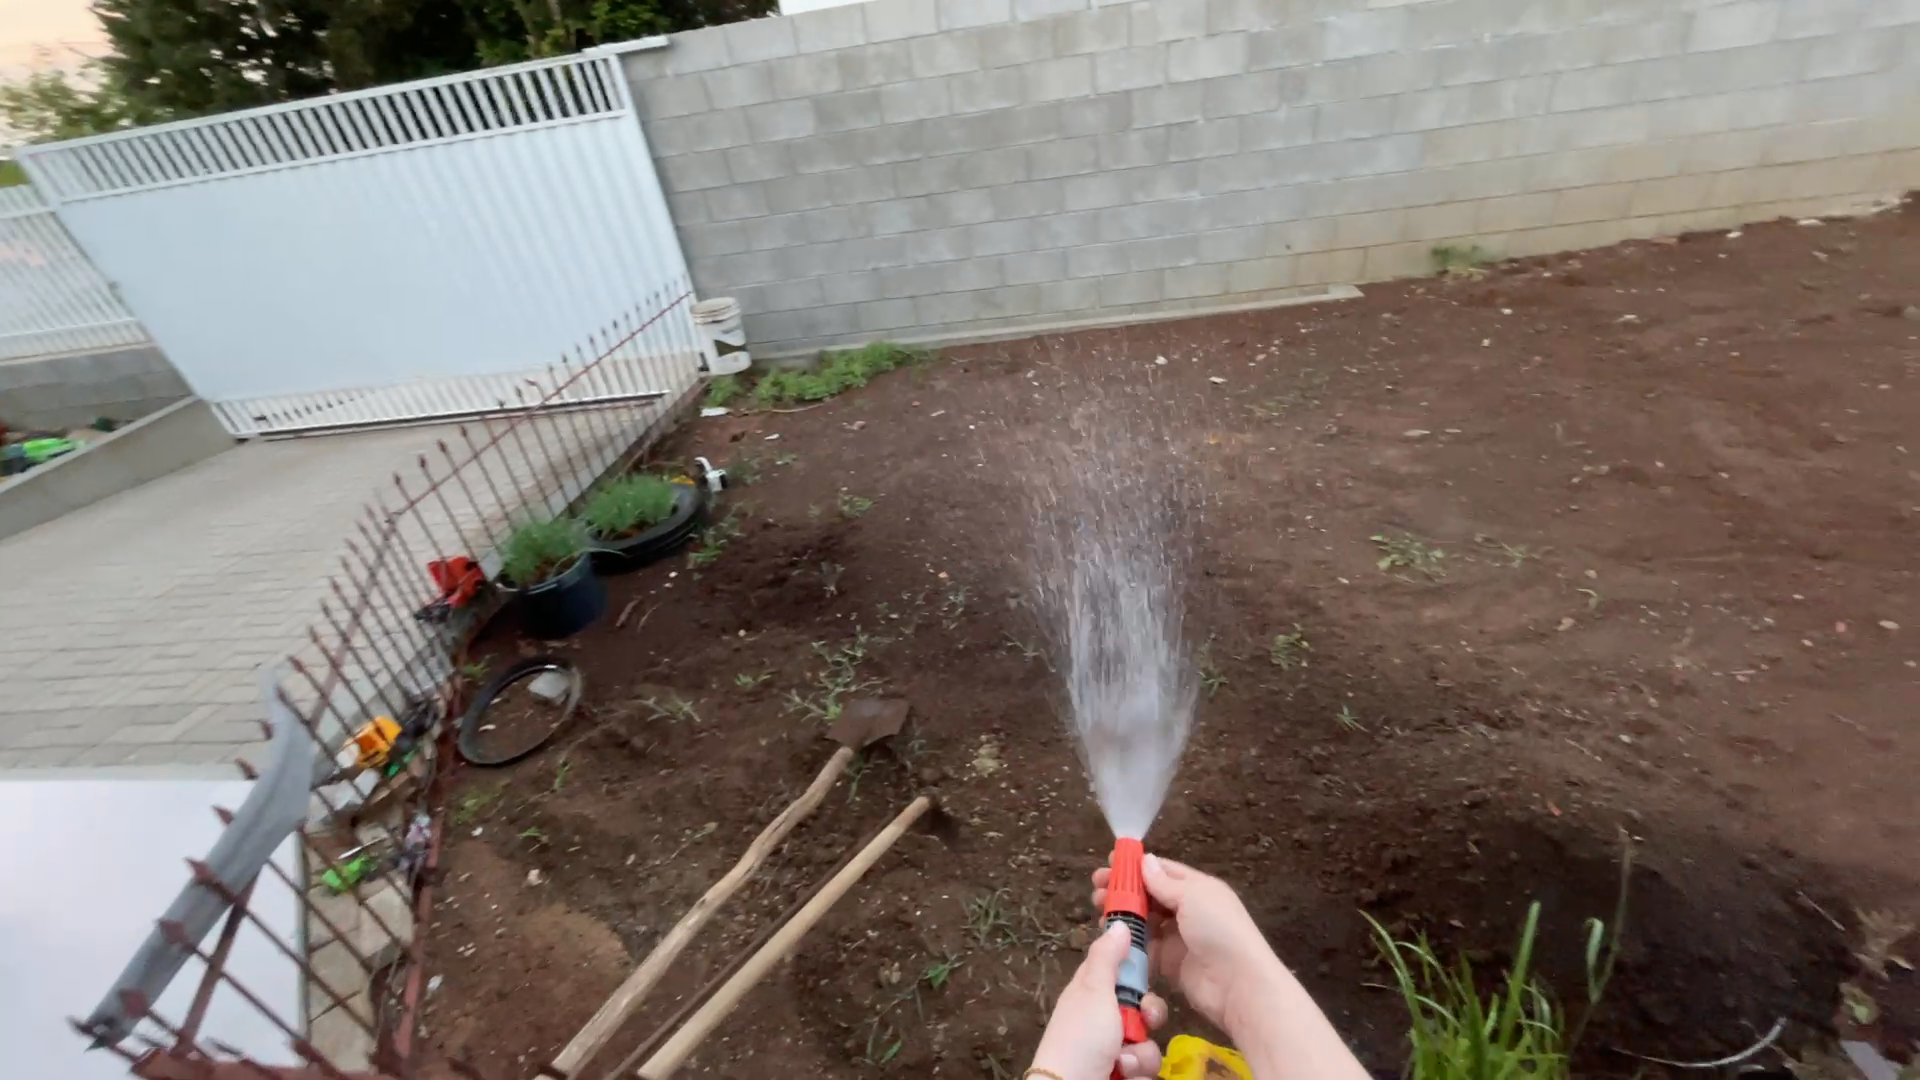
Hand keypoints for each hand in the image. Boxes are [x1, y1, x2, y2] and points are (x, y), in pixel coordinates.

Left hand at [1030, 922, 1168, 1079]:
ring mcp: (1115, 1050)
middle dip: (1150, 1014)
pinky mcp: (1125, 1074)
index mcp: (1092, 991)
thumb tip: (1120, 923)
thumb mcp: (1093, 989)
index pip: (1119, 968)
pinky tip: (1123, 1075)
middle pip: (1143, 1006)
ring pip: (1149, 1041)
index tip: (1148, 968)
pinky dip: (1138, 1073)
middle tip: (1145, 1018)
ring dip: (1141, 1052)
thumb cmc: (1081, 1037)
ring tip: (1123, 1061)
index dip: (1136, 966)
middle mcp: (1104, 1019)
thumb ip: (1108, 957)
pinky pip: (1147, 1070)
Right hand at [1091, 853, 1283, 1036]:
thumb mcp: (1193, 896)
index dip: (1135, 866)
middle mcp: (1187, 910)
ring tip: (1099, 911)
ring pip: (1145, 921)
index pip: (1161, 870)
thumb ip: (1164, 882)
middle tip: (1097, 889)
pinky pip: (1145, 949)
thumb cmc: (1219, 930)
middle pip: (1149, 895)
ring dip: (1124, 915)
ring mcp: (1178, 938)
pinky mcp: (1170, 964)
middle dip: (1123, 890)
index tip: (1109, 861)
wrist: (1239, 987)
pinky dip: (1129, 943)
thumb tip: (1145, 861)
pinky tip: (1113, 937)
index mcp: (1196, 888)